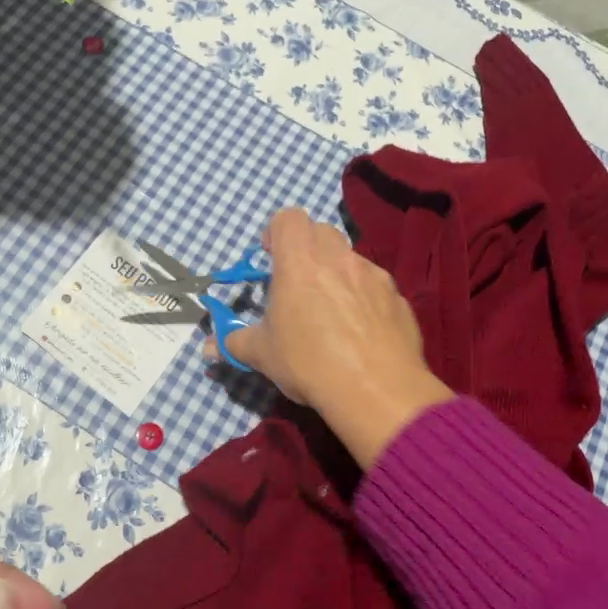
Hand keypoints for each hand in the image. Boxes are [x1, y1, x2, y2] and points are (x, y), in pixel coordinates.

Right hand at [216, 207, 455, 466]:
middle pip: (321, 231)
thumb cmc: (309, 362)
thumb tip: (209, 348)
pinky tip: (360, 332)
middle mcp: (338, 258)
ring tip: (331, 311)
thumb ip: (234, 343)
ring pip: (351, 258)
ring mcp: (373, 276)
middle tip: (298, 282)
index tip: (270, 257)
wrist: (376, 390)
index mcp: (299, 262)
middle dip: (307, 248)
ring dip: (337, 273)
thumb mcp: (262, 355)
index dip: (276, 231)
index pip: (288, 217)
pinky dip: (365, 298)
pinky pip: (376, 287)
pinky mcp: (398, 298)